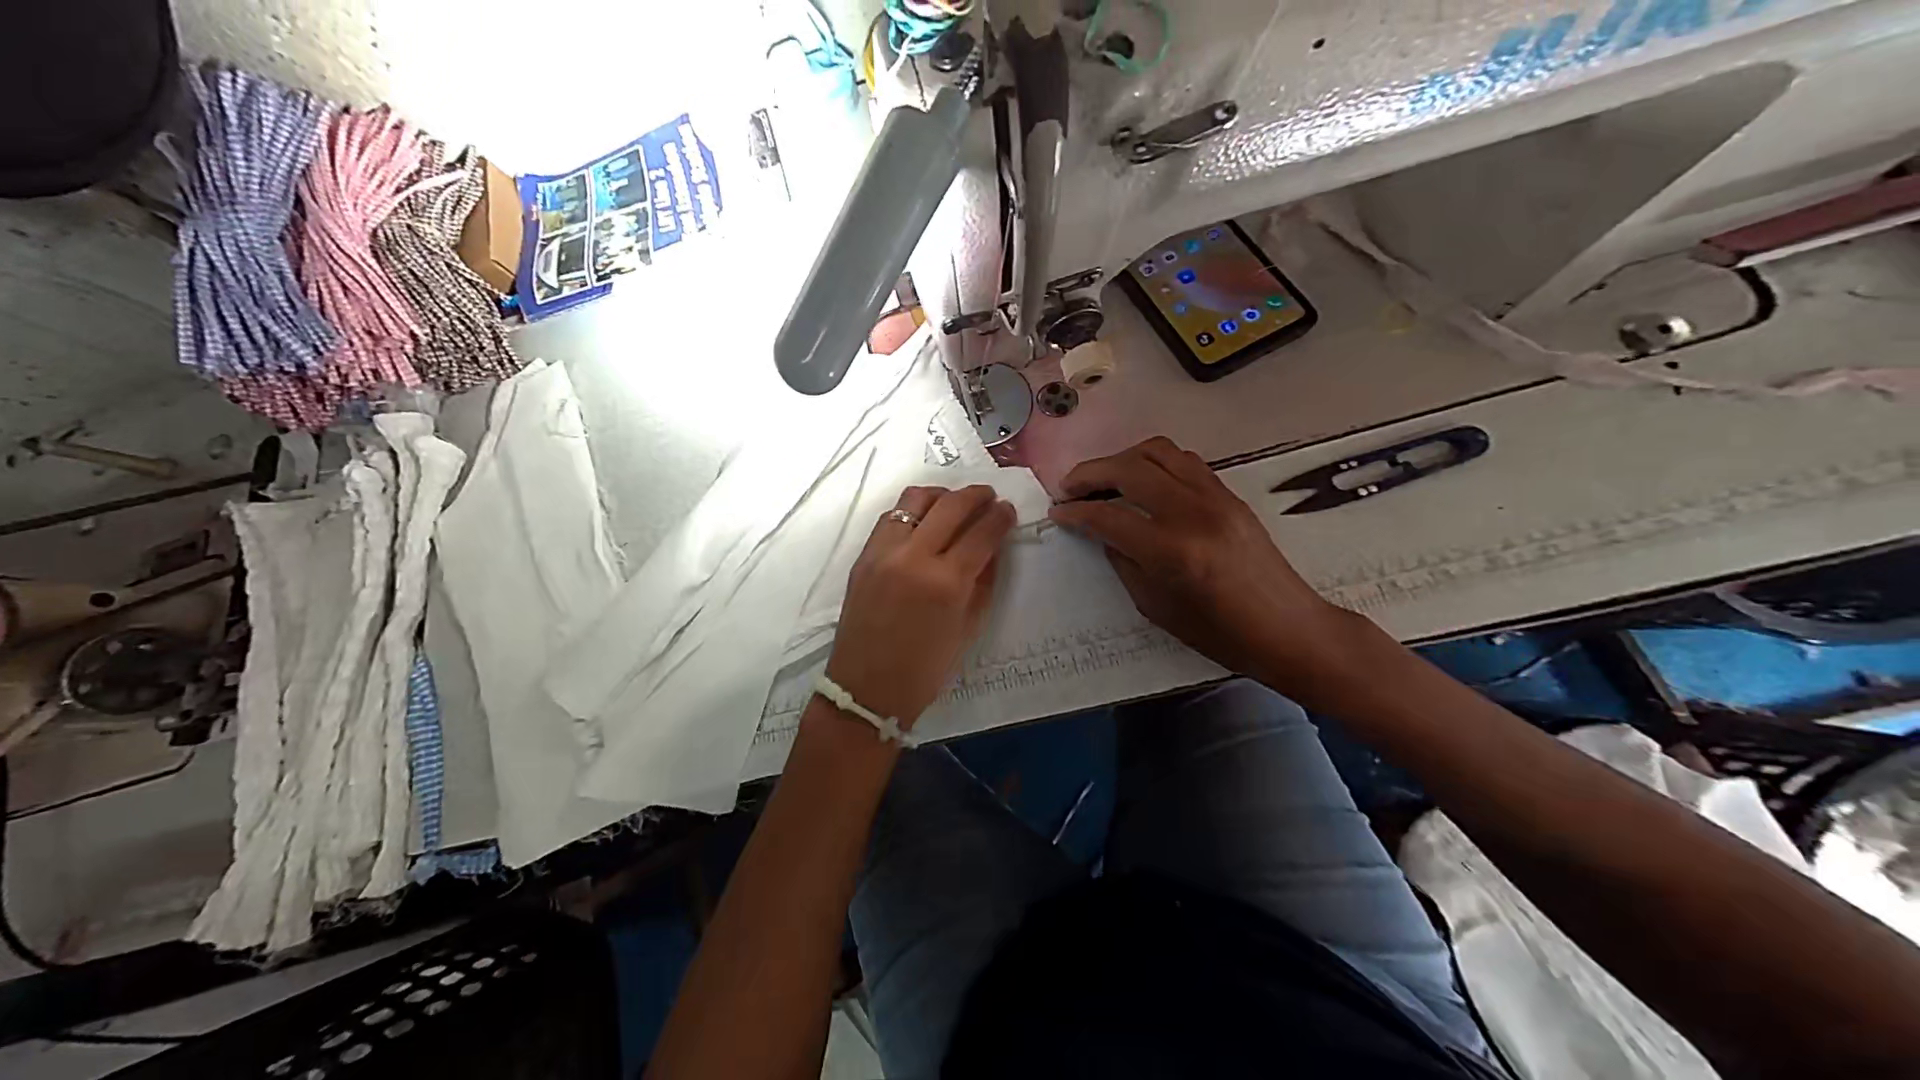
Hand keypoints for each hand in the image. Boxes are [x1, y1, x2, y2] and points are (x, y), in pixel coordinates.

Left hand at [824, 485, 1014, 726]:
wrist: (867, 688)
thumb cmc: (925, 669)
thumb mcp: (968, 628)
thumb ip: (984, 581)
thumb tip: (994, 546)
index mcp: (946, 583)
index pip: (982, 532)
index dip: (1000, 516)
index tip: (1008, 510)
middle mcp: (914, 557)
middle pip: (951, 505)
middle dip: (976, 495)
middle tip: (989, 496)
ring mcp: (883, 552)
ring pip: (915, 499)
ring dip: (942, 495)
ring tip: (954, 504)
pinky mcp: (863, 556)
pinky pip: (891, 517)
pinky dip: (913, 511)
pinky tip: (924, 522)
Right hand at [1047, 437, 1360, 687]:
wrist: (1287, 628)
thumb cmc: (1219, 633)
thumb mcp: (1155, 606)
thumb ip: (1124, 561)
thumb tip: (1103, 530)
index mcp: (1171, 550)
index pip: (1108, 515)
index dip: (1075, 511)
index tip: (1057, 511)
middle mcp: (1192, 513)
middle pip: (1129, 469)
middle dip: (1090, 473)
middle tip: (1070, 487)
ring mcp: (1215, 497)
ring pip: (1158, 451)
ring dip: (1122, 458)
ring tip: (1104, 477)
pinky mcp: (1229, 494)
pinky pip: (1183, 460)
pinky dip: (1154, 462)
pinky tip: (1143, 481)